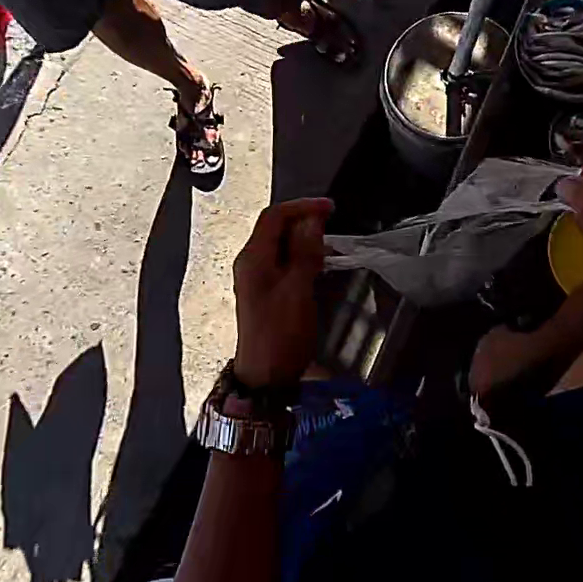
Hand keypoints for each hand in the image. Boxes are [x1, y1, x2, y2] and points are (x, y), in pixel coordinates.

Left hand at [232, 197, 331, 386]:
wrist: (266, 375)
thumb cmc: (281, 334)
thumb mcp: (297, 290)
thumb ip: (304, 253)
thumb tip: (311, 220)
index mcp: (253, 258)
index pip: (273, 217)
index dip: (302, 206)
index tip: (330, 208)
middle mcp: (250, 263)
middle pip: (274, 228)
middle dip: (302, 220)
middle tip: (332, 224)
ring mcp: (256, 277)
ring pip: (279, 245)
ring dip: (303, 238)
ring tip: (329, 242)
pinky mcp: (265, 291)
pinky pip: (281, 261)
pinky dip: (300, 255)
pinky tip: (318, 263)